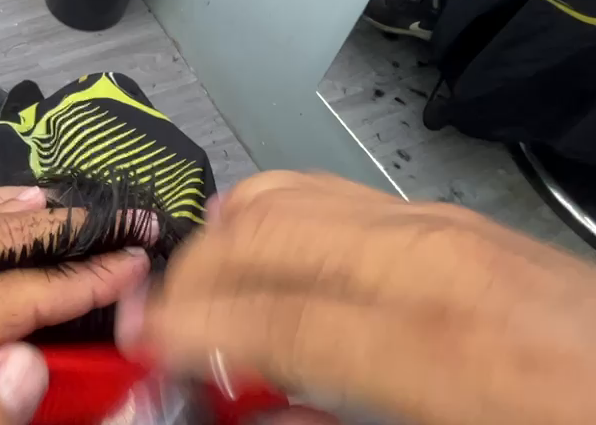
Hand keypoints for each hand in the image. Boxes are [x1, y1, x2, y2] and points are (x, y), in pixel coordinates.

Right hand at [116, 171, 595, 424]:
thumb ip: (349, 423)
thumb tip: (266, 406)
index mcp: (450, 349)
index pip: (275, 319)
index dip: (194, 332)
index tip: (144, 346)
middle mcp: (429, 261)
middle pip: (261, 234)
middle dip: (191, 276)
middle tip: (156, 319)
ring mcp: (435, 225)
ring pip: (281, 195)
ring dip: (222, 239)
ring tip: (197, 289)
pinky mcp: (444, 218)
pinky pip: (321, 194)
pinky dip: (266, 219)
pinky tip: (260, 259)